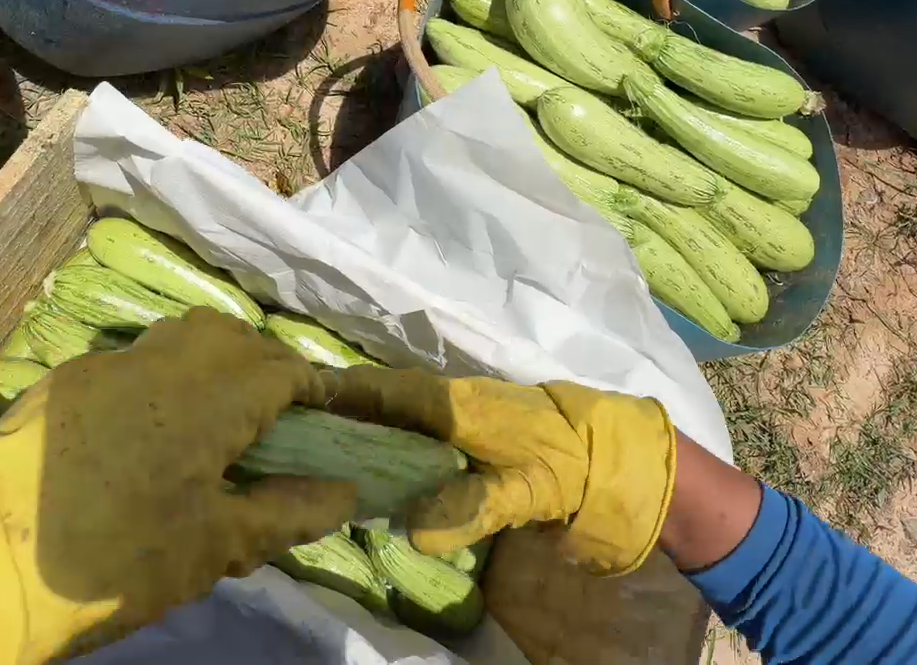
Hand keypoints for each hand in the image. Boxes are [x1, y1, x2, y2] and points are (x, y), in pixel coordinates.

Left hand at [0, 309, 356, 664]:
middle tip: (272, 428)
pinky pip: (147, 355)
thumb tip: (347, 492)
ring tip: (219, 417)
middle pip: (244, 340)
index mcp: (219, 392)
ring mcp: (124, 358)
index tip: (326, 421)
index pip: (290, 370)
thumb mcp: (214, 547)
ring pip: (194, 334)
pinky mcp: (81, 373)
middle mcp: (178, 356)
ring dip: (220, 361)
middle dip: (270, 371)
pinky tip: (154, 425)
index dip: (316, 391)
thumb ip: (289, 513)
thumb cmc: (117, 554)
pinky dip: (171, 375)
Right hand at [324, 368, 675, 575]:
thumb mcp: (524, 490)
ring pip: (404, 405)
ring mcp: (464, 405)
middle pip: (389, 395)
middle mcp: (455, 397)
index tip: (305, 398)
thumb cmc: (566, 464)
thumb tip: (413, 525)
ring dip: (369, 418)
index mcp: (459, 406)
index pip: (391, 392)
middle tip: (303, 428)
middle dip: (347, 407)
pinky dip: (394, 430)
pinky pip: (422, 418)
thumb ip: (473, 506)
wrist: (613, 449)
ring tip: (328, 441)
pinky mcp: (474, 420)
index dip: (348, 393)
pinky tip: (380, 455)